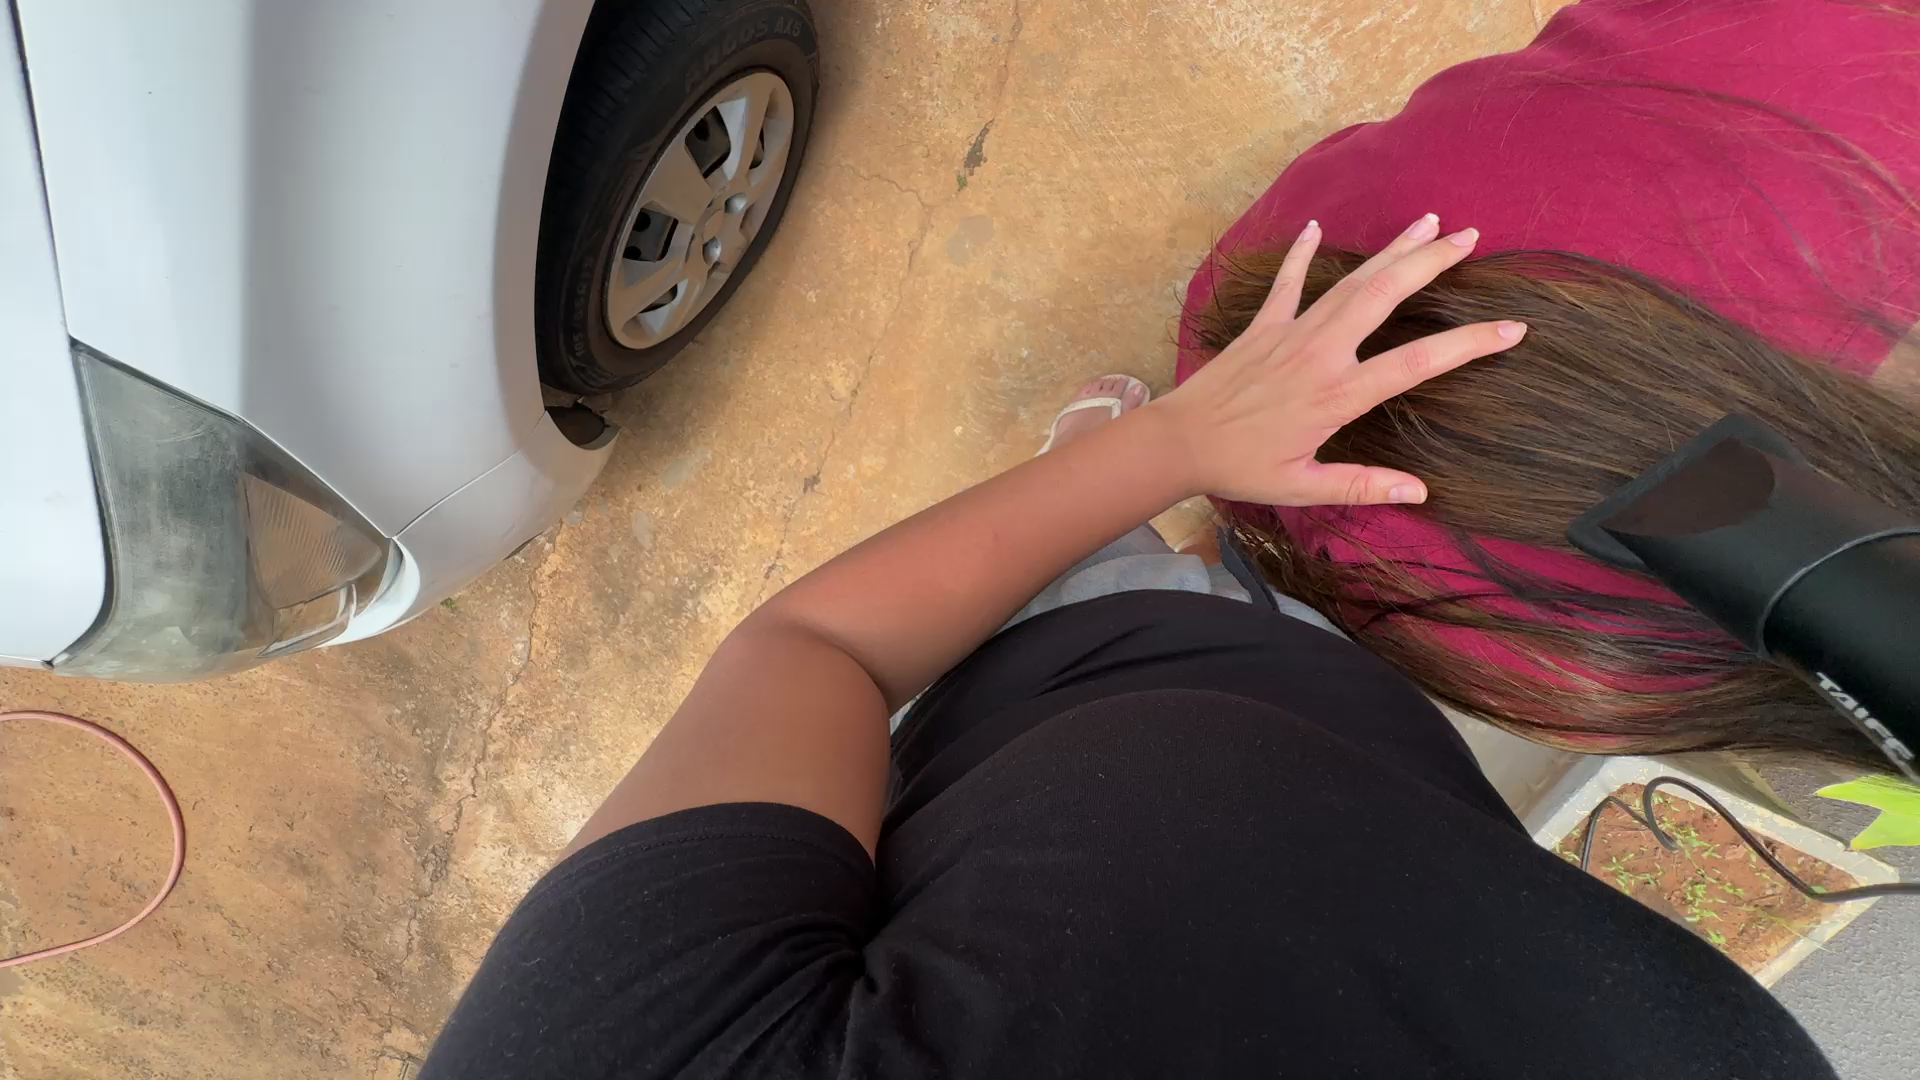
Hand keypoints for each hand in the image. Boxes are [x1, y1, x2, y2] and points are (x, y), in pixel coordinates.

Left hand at [1151, 214, 1525, 505]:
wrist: (1178, 442)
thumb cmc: (1237, 467)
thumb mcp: (1300, 486)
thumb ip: (1359, 485)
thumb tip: (1418, 491)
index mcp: (1336, 396)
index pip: (1417, 363)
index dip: (1468, 344)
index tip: (1512, 328)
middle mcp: (1319, 355)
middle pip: (1384, 297)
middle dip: (1430, 263)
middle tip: (1470, 237)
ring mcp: (1287, 335)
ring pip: (1346, 283)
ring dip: (1388, 252)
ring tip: (1426, 222)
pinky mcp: (1259, 329)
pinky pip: (1285, 284)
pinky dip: (1300, 255)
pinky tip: (1315, 228)